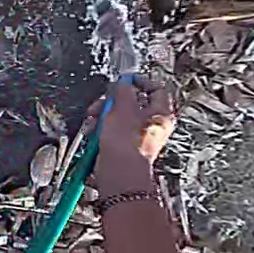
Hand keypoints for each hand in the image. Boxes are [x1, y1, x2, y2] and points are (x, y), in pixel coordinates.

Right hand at [90, 76, 175, 192]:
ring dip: (102, 116)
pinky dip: (100, 130)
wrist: (117, 173)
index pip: (156, 89)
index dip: (140, 82)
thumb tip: (123, 83)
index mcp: (160, 114)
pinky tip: (93, 133)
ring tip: (93, 122)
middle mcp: (151, 126)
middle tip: (102, 104)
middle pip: (131, 103)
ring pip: (118, 117)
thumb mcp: (123, 108)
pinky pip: (110, 131)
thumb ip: (123, 91)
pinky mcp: (122, 147)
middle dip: (112, 103)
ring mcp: (137, 137)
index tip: (125, 79)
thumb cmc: (126, 145)